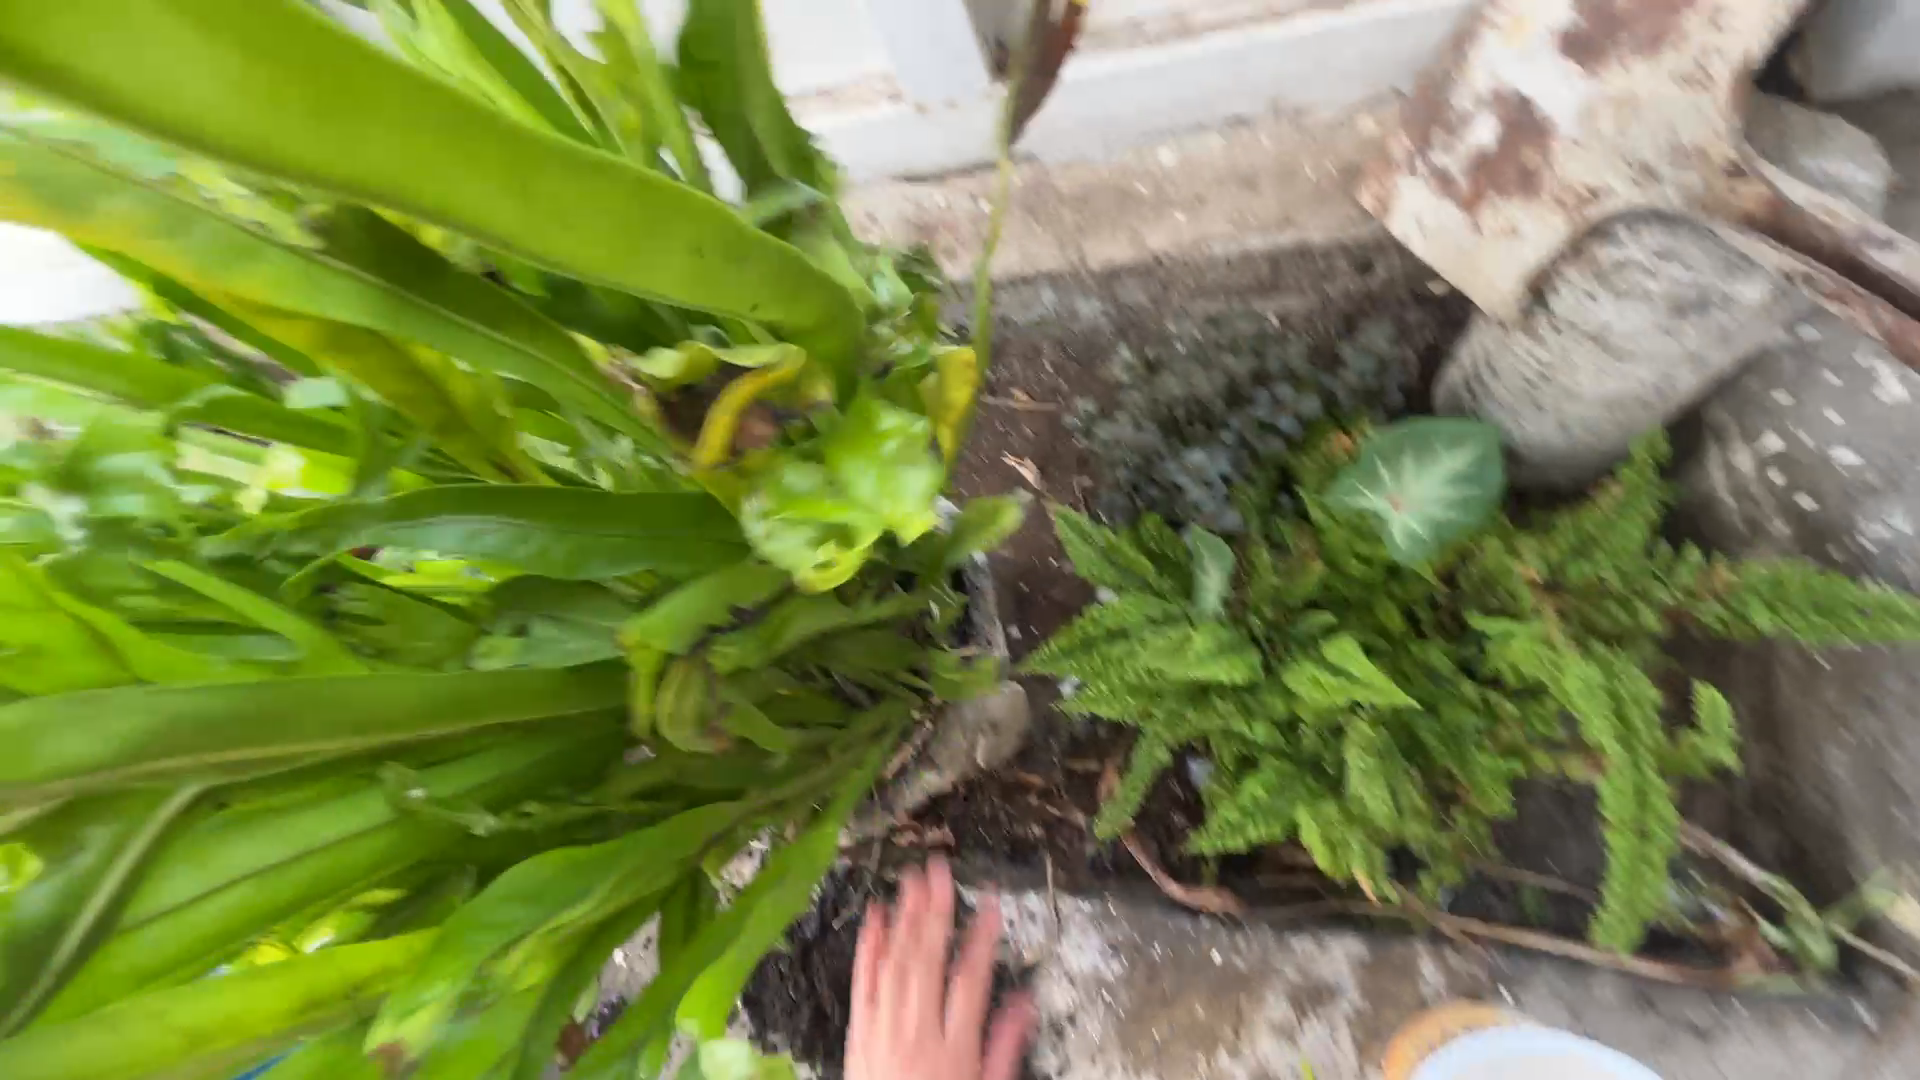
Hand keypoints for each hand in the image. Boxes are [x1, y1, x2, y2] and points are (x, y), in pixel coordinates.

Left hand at [845, 857, 1036, 1079]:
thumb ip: (1004, 1045)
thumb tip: (1027, 1001)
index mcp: (953, 1049)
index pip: (970, 981)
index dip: (982, 937)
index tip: (991, 900)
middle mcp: (916, 1032)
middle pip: (927, 961)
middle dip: (935, 910)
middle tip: (941, 869)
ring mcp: (883, 1028)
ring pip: (895, 962)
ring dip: (905, 916)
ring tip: (913, 878)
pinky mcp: (858, 1031)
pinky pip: (862, 982)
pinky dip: (869, 945)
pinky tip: (875, 914)